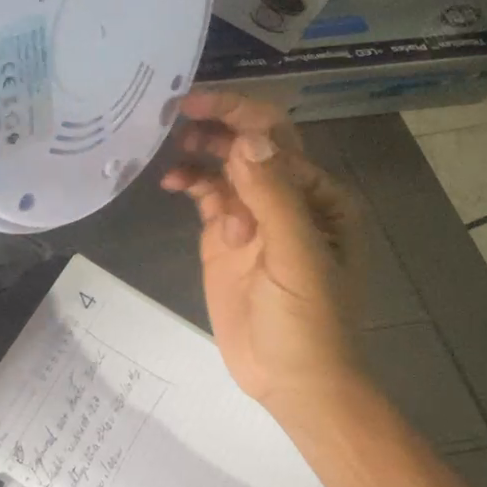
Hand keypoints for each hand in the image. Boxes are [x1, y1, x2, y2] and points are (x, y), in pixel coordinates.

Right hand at [160, 91, 365, 408]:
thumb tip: (246, 139)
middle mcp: (288, 197)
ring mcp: (255, 217)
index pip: (275, 138)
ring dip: (199, 153)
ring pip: (224, 167)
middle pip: (249, 144)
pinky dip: (190, 183)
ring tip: (167, 150)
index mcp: (319, 195)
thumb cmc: (308, 321)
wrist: (292, 381)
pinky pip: (207, 197)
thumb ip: (274, 197)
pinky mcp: (226, 238)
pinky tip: (170, 182)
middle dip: (214, 125)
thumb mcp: (297, 257)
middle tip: (169, 117)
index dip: (236, 115)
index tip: (192, 105)